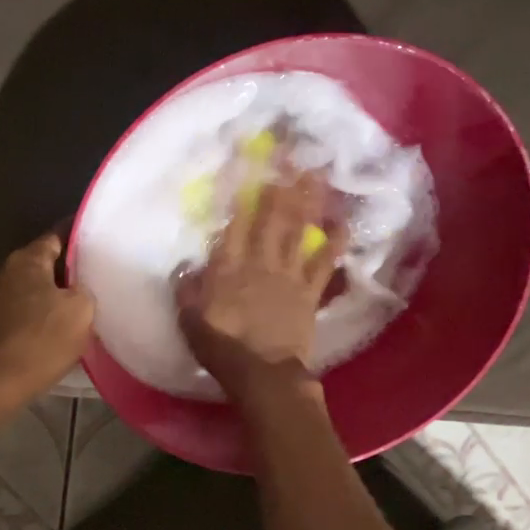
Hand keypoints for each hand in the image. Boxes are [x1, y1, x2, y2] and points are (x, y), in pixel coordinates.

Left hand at [0, 233, 94, 403]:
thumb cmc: (43, 342)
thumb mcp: (81, 310)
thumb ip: (83, 288)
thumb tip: (75, 288)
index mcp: (25, 260)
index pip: (55, 236)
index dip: (76, 239)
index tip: (95, 244)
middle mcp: (2, 271)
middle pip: (38, 263)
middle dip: (61, 270)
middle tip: (88, 280)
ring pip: (25, 287)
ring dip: (44, 294)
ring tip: (69, 306)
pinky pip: (14, 309)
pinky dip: (30, 313)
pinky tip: (46, 326)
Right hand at [175, 173, 344, 391]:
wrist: (261, 373)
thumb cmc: (220, 347)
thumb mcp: (190, 320)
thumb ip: (187, 291)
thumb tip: (187, 268)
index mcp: (228, 268)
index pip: (235, 223)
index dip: (242, 195)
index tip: (249, 168)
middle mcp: (260, 263)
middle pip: (272, 218)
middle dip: (280, 186)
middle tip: (291, 156)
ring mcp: (288, 275)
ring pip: (298, 231)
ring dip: (307, 202)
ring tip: (314, 175)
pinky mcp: (309, 292)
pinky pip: (324, 262)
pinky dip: (334, 242)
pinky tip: (342, 222)